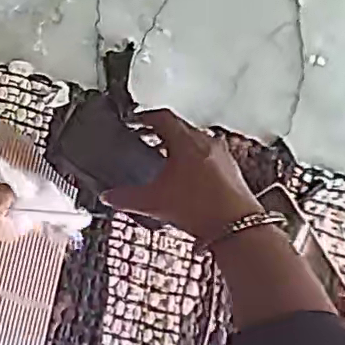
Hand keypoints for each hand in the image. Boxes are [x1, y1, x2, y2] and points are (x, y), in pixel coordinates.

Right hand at [100, 108, 262, 243]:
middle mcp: (207, 143)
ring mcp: (221, 156)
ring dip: (177, 145)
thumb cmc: (201, 208)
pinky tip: (184, 178)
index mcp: (186, 142)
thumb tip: (108, 196)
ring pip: (195, 141)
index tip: (136, 120)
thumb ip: (125, 198)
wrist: (236, 227)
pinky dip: (192, 159)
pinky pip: (207, 155)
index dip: (145, 117)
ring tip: (163, 158)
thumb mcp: (152, 203)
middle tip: (145, 138)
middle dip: (160, 132)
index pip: (163, 118)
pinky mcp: (230, 170)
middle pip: (180, 127)